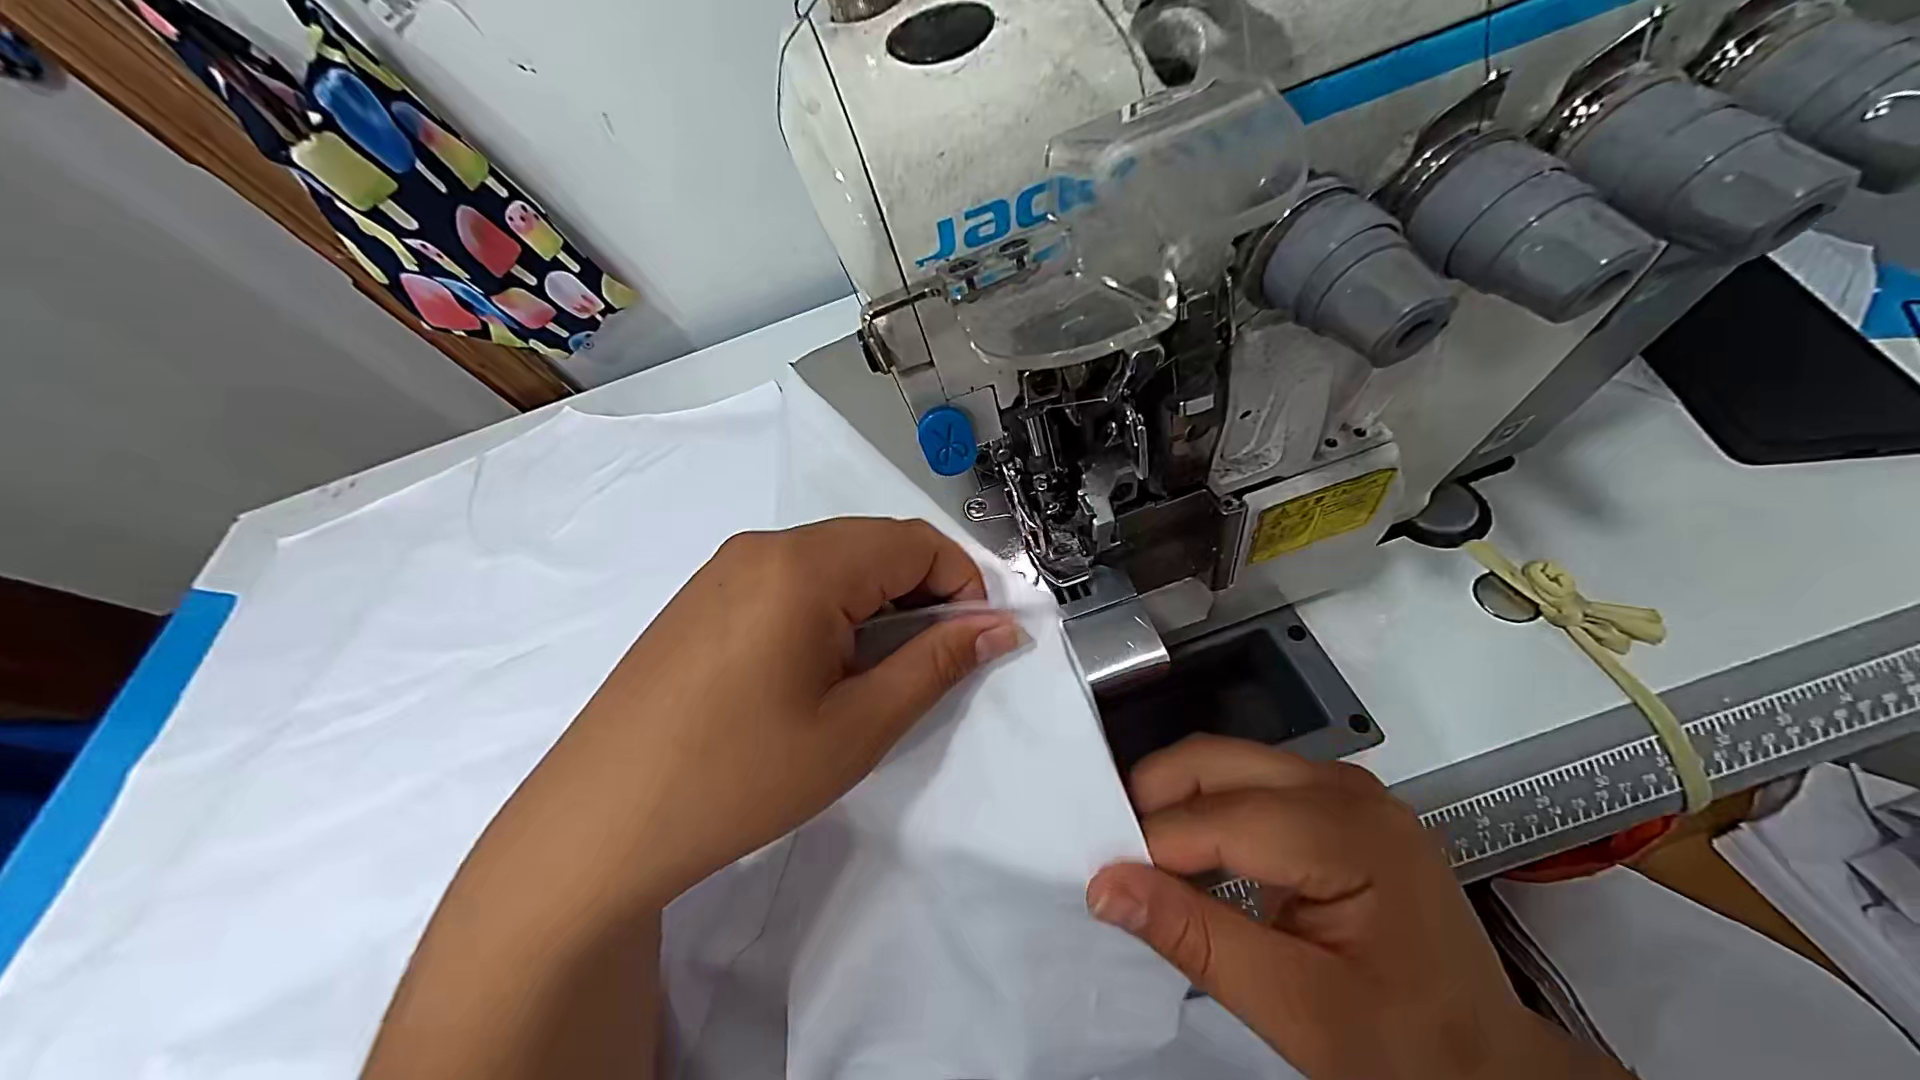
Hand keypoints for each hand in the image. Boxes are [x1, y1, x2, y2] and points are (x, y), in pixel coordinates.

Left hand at [365, 519, 1021, 1079]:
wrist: (600, 822)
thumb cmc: (742, 776)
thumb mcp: (858, 726)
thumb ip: (937, 664)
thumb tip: (999, 627)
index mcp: (804, 565)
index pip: (915, 541)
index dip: (961, 584)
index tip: (970, 642)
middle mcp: (762, 546)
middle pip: (873, 543)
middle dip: (920, 590)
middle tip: (925, 662)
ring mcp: (725, 567)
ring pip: (833, 558)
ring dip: (875, 599)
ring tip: (871, 670)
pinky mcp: (702, 594)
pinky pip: (790, 576)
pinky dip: (829, 604)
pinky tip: (816, 664)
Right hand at [1085, 736, 1628, 1079]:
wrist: (1488, 1060)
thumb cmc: (1406, 1045)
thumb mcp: (1298, 1010)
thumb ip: (1197, 939)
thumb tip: (1106, 887)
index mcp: (1350, 834)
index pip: (1220, 819)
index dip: (1150, 847)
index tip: (1102, 884)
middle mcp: (1343, 788)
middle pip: (1214, 763)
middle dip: (1150, 803)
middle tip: (1112, 858)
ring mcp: (1339, 786)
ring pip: (1221, 763)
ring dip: (1171, 803)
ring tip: (1140, 859)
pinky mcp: (1329, 798)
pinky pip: (1243, 780)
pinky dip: (1200, 809)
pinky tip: (1187, 854)